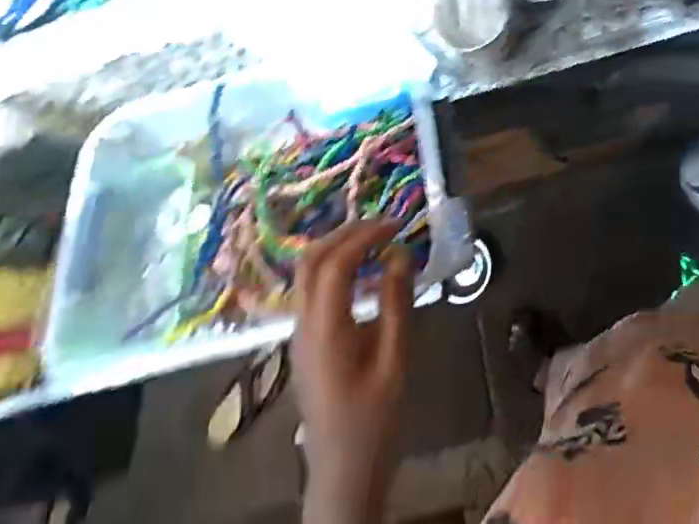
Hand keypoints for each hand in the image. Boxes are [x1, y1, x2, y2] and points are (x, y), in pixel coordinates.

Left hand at [293, 219, 412, 523]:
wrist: (342, 473)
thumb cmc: (374, 422)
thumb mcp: (395, 362)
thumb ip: (396, 305)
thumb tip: (400, 255)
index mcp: (325, 330)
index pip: (336, 264)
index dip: (366, 236)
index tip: (397, 225)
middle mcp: (303, 325)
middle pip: (310, 260)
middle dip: (345, 233)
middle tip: (383, 225)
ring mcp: (298, 333)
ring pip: (306, 273)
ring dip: (338, 247)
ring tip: (376, 240)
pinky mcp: (304, 341)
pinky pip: (312, 289)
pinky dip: (335, 267)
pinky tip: (363, 272)